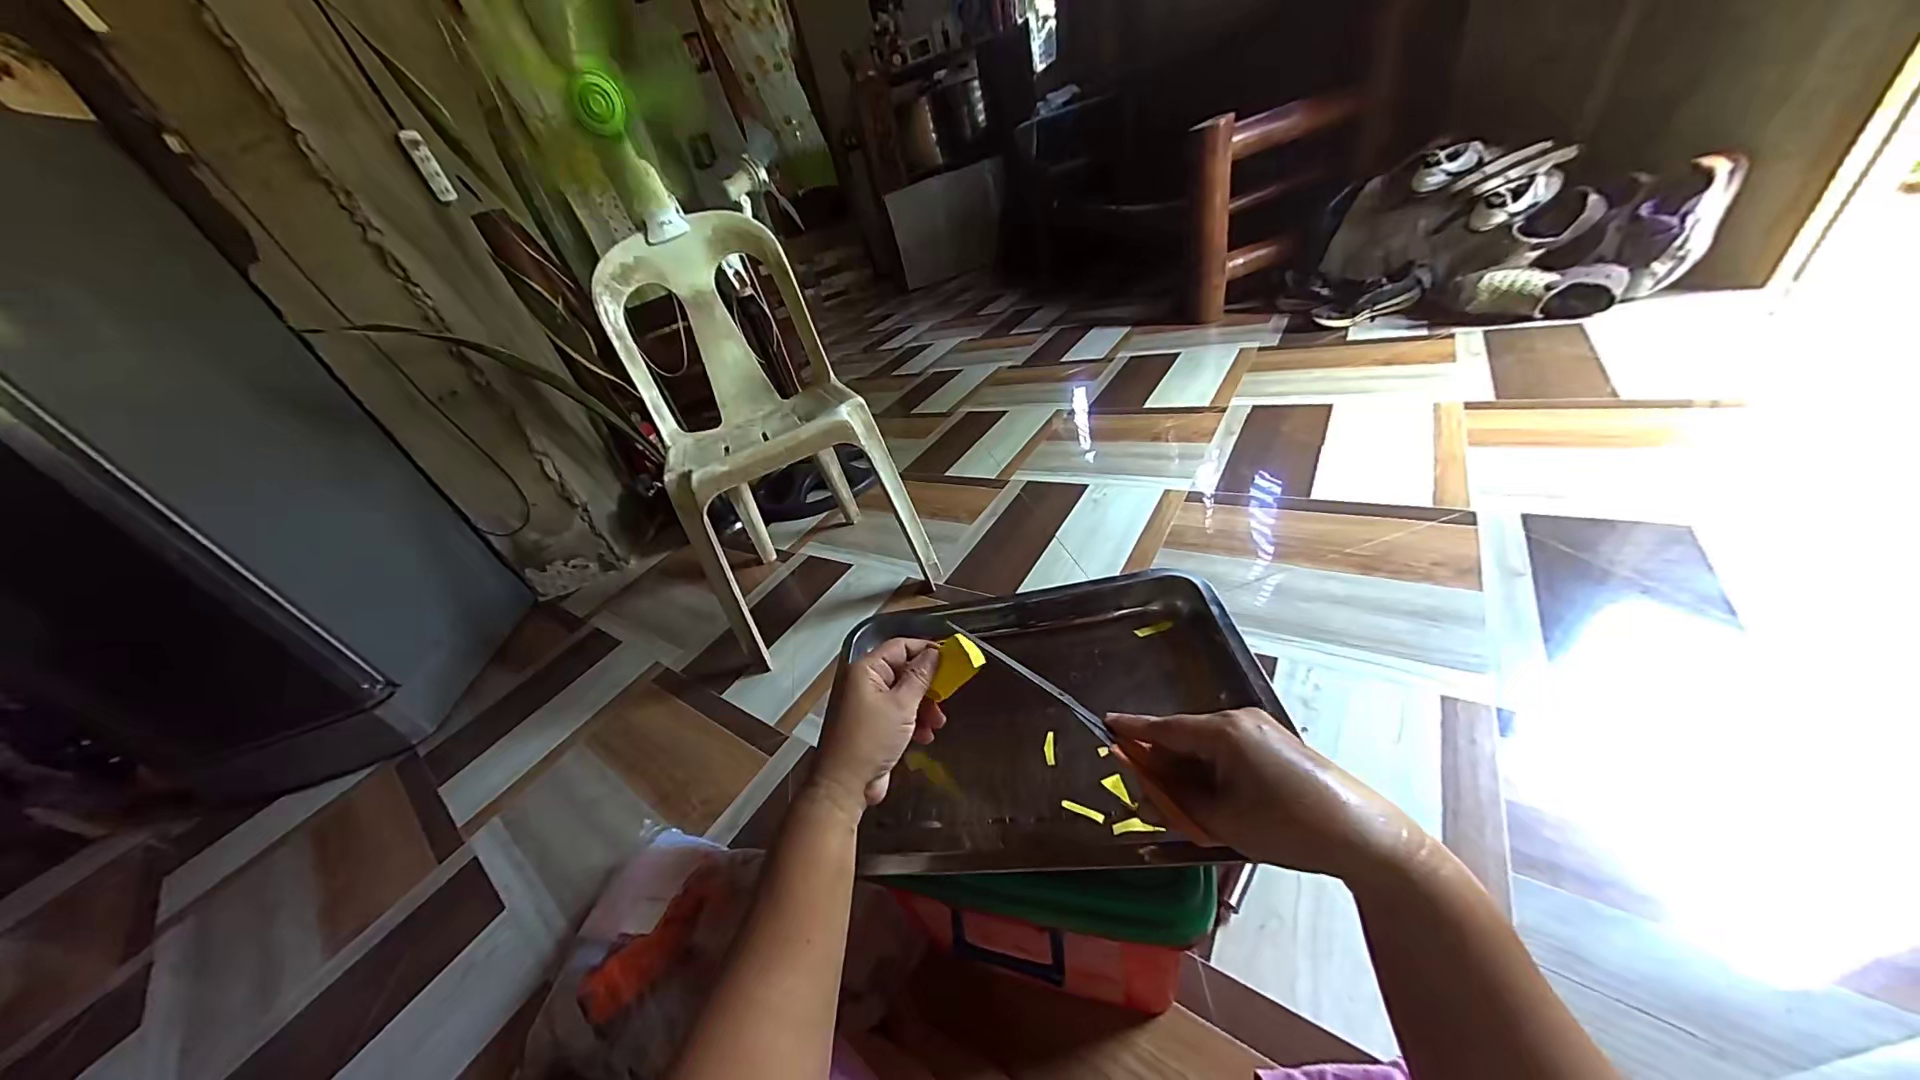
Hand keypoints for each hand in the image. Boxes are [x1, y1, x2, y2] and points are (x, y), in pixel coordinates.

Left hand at [814, 637, 945, 810]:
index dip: (926, 649)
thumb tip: (934, 653)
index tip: (950, 657)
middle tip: (945, 694)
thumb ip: (920, 676)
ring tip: (936, 723)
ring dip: (924, 707)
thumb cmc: (867, 742)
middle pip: (904, 671)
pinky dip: (914, 721)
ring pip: (905, 694)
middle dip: (928, 685)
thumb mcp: (902, 705)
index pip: (900, 646)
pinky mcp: (873, 724)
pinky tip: (923, 736)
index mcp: (866, 670)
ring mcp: (868, 704)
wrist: (845, 785)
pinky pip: (899, 713)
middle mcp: (865, 683)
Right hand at [1106, 709, 1429, 881]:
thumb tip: (1141, 773)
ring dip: (1188, 769)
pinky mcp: (1274, 741)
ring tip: (1187, 805)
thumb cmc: (1285, 828)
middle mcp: (1237, 718)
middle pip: (1183, 735)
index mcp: (1221, 731)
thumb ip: (1171, 794)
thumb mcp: (1219, 819)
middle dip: (1162, 761)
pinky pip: (1225, 749)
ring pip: (1204, 744)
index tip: (1104, 724)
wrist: (1364, 836)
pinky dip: (1210, 768)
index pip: (1163, 727)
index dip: (1131, 729)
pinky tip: (1215, 796)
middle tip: (1151, 793)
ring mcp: (1259, 727)